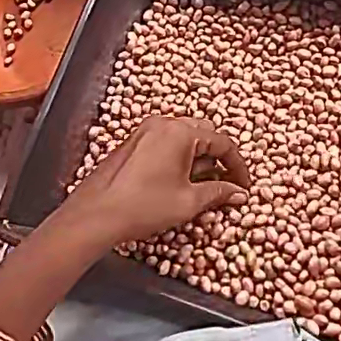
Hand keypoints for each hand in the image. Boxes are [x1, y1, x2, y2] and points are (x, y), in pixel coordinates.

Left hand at [56, 115, 250, 246]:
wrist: (96, 215)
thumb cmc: (144, 206)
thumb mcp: (188, 201)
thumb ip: (218, 192)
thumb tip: (238, 193)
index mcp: (180, 132)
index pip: (222, 142)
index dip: (237, 166)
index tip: (243, 186)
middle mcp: (161, 125)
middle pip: (203, 134)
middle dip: (217, 159)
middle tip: (225, 184)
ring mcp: (143, 133)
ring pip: (183, 139)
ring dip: (198, 160)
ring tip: (202, 187)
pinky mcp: (131, 145)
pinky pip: (164, 145)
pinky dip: (178, 160)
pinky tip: (179, 183)